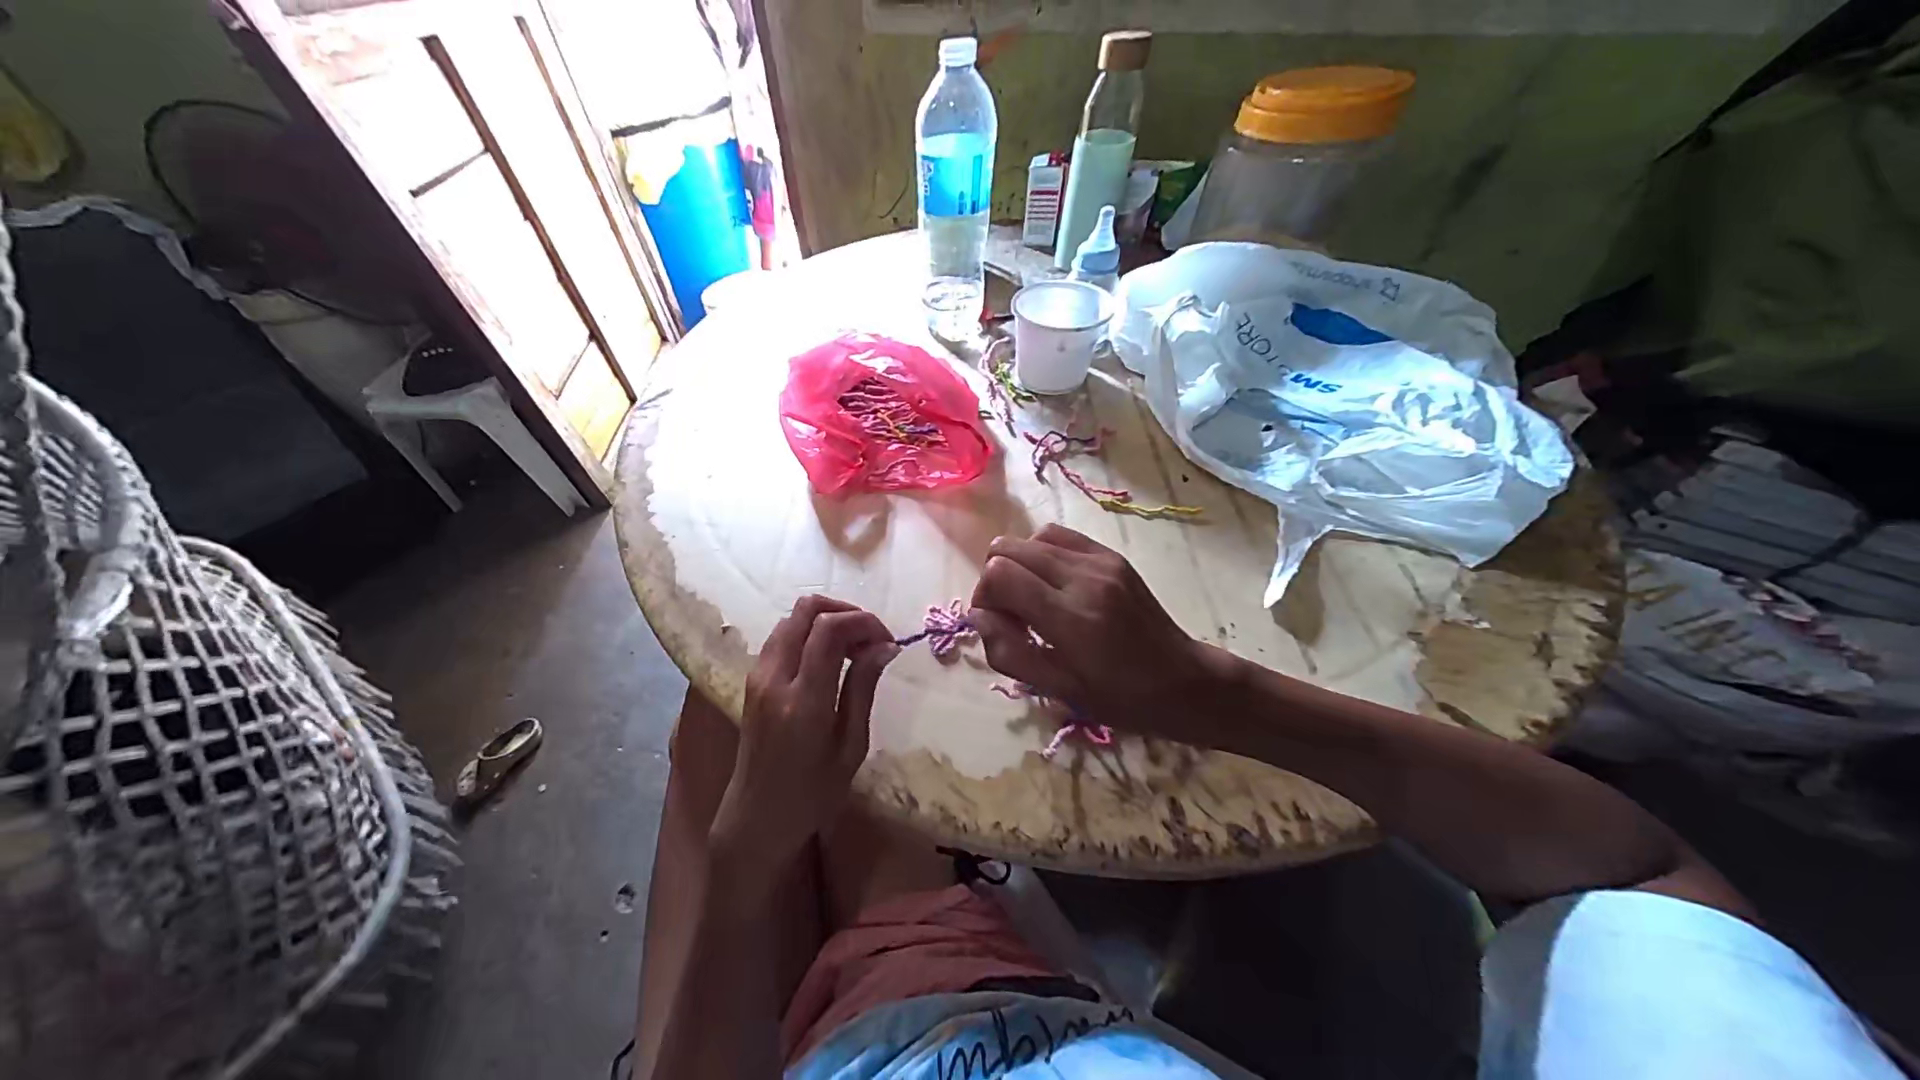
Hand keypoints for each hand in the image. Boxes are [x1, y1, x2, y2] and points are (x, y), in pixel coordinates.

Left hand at [710, 596, 898, 879]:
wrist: (757, 817)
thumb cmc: (813, 793)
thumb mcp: (850, 746)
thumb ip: (863, 688)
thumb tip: (885, 646)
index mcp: (802, 700)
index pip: (828, 630)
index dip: (864, 621)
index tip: (888, 640)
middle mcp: (774, 678)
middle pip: (806, 609)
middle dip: (846, 612)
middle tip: (872, 638)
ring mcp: (758, 676)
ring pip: (792, 618)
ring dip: (828, 620)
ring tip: (855, 649)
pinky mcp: (753, 678)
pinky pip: (783, 636)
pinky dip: (811, 633)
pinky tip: (831, 659)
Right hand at [967, 525, 1227, 740]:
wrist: (1183, 681)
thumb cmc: (1120, 698)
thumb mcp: (1058, 690)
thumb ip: (1009, 652)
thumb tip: (980, 617)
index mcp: (1070, 618)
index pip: (999, 575)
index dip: (983, 597)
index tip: (996, 624)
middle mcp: (1084, 578)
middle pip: (1007, 548)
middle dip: (995, 579)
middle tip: (1011, 614)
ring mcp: (1101, 561)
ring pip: (1030, 538)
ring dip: (1018, 565)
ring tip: (1032, 599)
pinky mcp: (1112, 556)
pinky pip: (1059, 536)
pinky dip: (1042, 555)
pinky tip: (1053, 585)